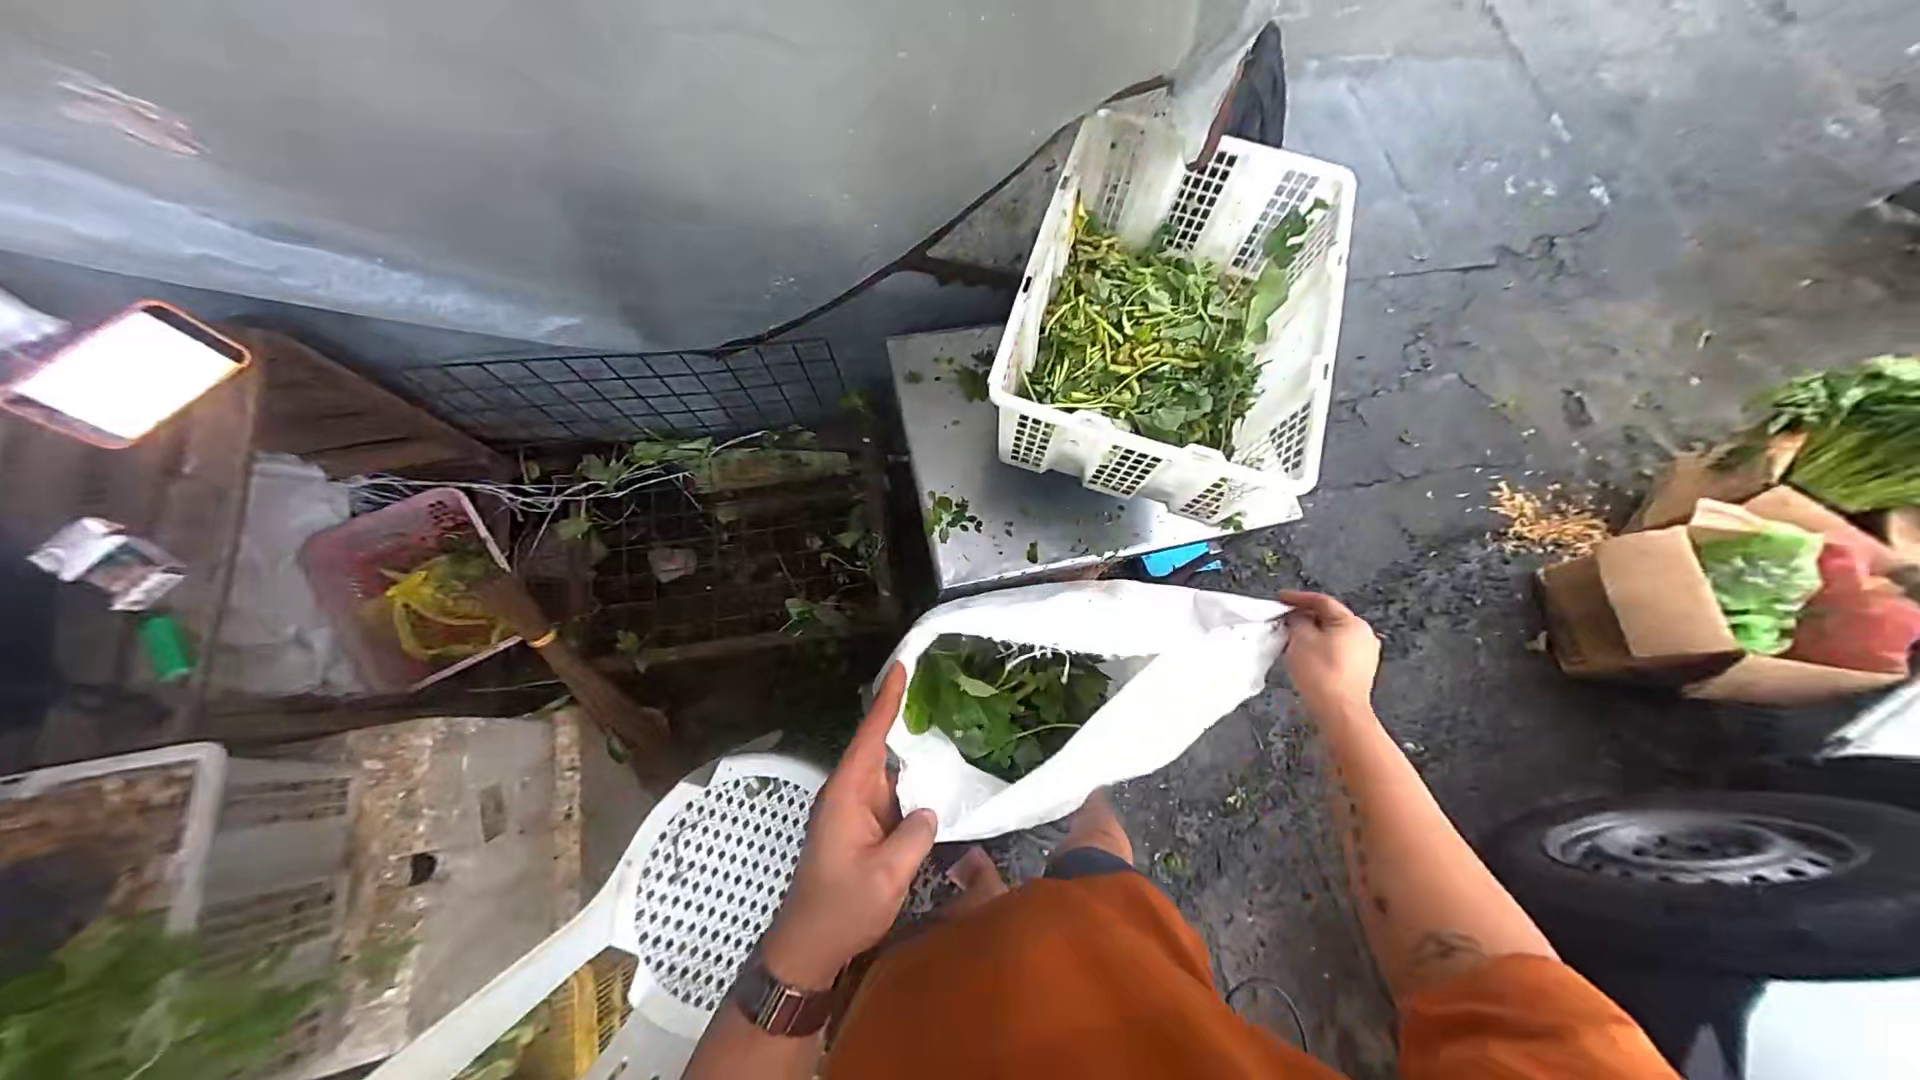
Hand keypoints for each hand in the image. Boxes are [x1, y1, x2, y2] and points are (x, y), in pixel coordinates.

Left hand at [759, 664, 936, 987]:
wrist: (808, 947)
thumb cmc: (842, 908)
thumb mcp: (887, 876)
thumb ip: (915, 835)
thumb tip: (930, 809)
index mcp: (848, 793)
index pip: (870, 735)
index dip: (887, 700)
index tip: (902, 666)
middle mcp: (849, 792)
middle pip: (879, 743)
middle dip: (903, 713)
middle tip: (936, 685)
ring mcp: (855, 808)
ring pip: (887, 768)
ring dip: (911, 748)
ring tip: (945, 719)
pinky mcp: (862, 824)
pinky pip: (890, 791)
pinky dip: (911, 778)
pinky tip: (936, 772)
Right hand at [1277, 590, 1379, 715]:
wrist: (1339, 710)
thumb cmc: (1321, 674)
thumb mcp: (1300, 638)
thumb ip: (1297, 620)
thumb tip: (1296, 616)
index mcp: (1352, 622)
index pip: (1321, 601)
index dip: (1297, 598)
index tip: (1281, 598)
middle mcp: (1364, 635)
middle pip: (1329, 617)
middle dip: (1305, 617)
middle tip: (1284, 620)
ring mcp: (1365, 653)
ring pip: (1333, 634)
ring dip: (1312, 633)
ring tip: (1292, 639)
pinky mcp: (1360, 669)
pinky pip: (1337, 649)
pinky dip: (1321, 647)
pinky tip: (1306, 656)